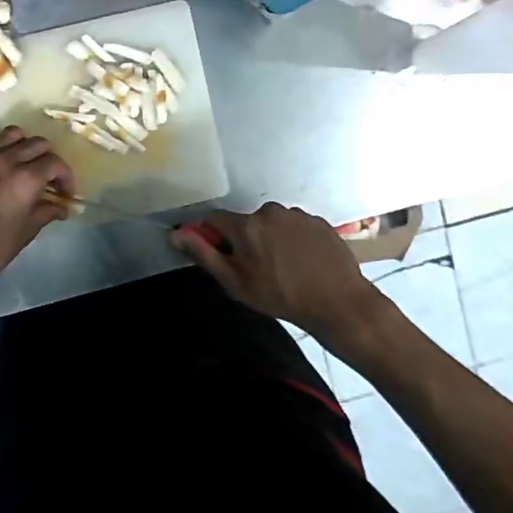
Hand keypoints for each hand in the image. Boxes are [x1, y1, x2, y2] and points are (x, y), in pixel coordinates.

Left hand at [0, 126, 75, 292]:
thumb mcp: (28, 229)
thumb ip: (48, 211)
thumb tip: (62, 207)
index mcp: (26, 179)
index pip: (55, 163)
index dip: (66, 177)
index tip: (65, 193)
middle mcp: (6, 160)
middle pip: (38, 143)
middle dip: (49, 160)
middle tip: (48, 180)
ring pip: (13, 134)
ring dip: (25, 146)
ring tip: (25, 165)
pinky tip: (1, 165)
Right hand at [171, 203, 381, 339]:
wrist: (336, 301)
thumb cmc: (280, 296)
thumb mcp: (235, 282)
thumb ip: (204, 254)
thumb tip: (177, 233)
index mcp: (247, 225)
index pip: (215, 219)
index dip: (213, 236)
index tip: (223, 256)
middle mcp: (271, 211)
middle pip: (246, 222)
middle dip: (246, 240)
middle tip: (258, 270)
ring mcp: (298, 214)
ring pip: (273, 224)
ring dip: (271, 239)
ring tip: (285, 268)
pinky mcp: (319, 221)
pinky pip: (296, 227)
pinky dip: (294, 240)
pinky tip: (303, 263)